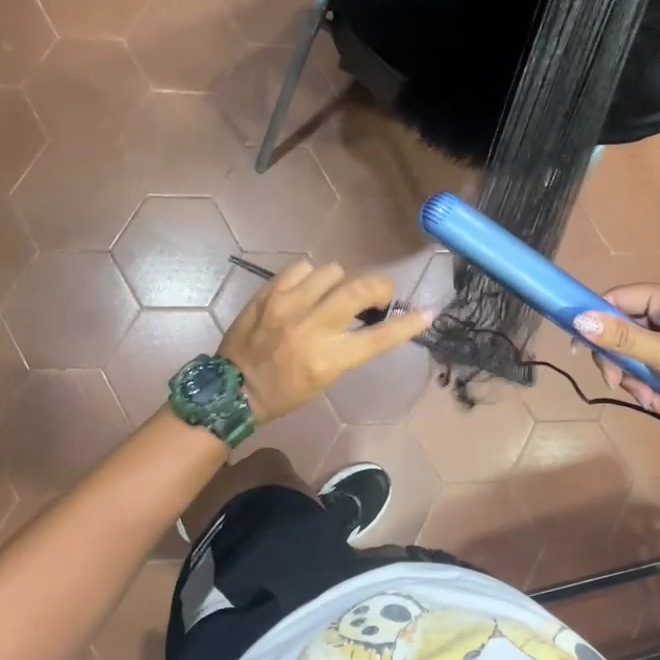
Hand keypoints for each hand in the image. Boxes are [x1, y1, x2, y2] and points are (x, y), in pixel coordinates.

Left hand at [218, 261, 433, 422]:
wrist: (233, 388)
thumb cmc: (285, 391)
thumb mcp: (326, 377)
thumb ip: (348, 346)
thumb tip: (370, 318)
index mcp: (328, 359)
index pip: (379, 337)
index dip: (407, 324)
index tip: (426, 312)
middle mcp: (312, 327)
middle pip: (359, 290)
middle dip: (379, 286)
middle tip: (380, 293)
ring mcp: (288, 306)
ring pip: (332, 271)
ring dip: (342, 281)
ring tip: (335, 292)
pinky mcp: (269, 292)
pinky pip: (302, 267)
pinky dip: (312, 275)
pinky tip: (308, 287)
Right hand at [572, 280, 659, 431]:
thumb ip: (623, 338)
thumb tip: (577, 318)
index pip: (618, 298)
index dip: (596, 321)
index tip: (582, 352)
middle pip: (624, 325)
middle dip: (620, 358)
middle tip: (619, 385)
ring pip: (636, 348)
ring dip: (634, 375)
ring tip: (648, 399)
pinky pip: (653, 361)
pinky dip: (649, 380)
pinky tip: (657, 400)